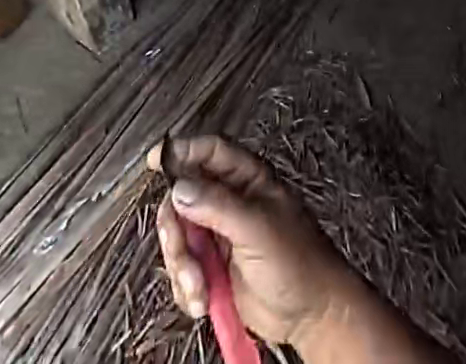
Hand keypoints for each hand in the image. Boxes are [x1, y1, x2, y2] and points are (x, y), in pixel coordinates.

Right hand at [152, 135, 358, 347]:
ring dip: (182, 265)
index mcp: (247, 179)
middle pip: (183, 197)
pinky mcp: (212, 266)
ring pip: (178, 236)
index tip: (155, 160)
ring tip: (199, 288)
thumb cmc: (297, 260)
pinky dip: (186, 287)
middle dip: (176, 229)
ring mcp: (219, 234)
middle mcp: (229, 201)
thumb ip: (218, 206)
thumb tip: (179, 188)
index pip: (210, 152)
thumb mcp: (257, 228)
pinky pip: (182, 268)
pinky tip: (202, 301)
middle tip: (182, 250)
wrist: (310, 314)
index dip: (183, 150)